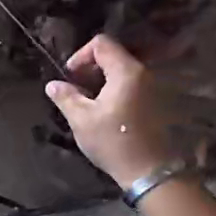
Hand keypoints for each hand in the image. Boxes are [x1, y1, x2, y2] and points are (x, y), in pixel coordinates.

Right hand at [45, 35, 177, 188]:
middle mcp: (146, 74)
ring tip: (91, 102)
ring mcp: (157, 88)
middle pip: (115, 56)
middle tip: (77, 90)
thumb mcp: (81, 119)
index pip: (102, 44)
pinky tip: (110, 112)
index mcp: (126, 72)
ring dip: (105, 81)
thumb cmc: (114, 142)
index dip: (81, 55)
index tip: (70, 76)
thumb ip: (66, 97)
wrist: (152, 172)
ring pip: (125, 72)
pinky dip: (119, 90)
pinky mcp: (162, 102)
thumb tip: (53, 84)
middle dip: (91, 68)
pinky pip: (136, 85)